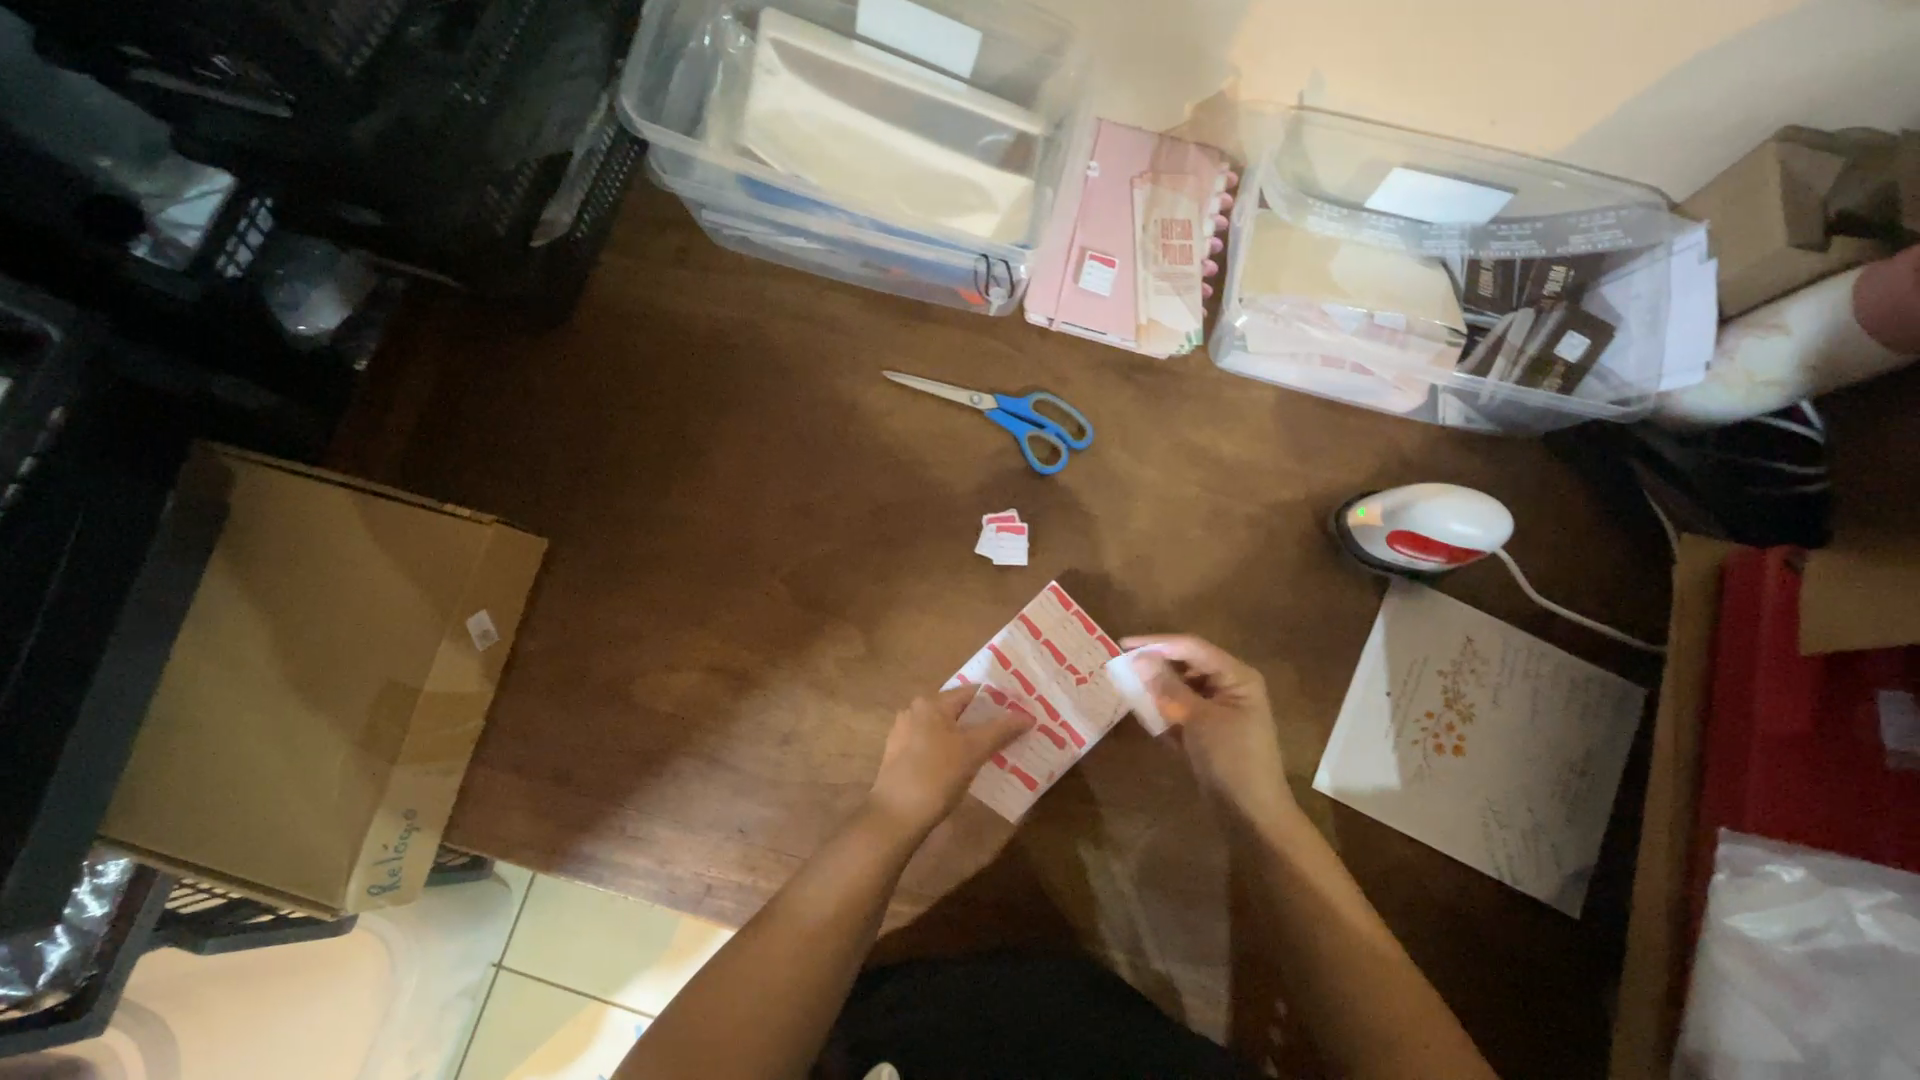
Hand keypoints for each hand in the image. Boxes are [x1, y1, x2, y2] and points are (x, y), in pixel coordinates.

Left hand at [867, 685, 1031, 836]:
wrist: (896, 815)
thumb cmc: (936, 775)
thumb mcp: (973, 750)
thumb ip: (1001, 730)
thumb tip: (1028, 716)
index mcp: (930, 703)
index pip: (971, 693)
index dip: (998, 702)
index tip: (1020, 713)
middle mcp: (914, 711)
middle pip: (958, 711)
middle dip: (985, 722)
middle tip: (1013, 733)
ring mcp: (904, 734)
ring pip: (946, 730)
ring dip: (969, 738)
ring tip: (995, 751)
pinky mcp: (901, 757)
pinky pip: (934, 746)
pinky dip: (953, 751)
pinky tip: (967, 767)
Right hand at [1120, 635, 1294, 825]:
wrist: (1251, 813)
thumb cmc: (1231, 759)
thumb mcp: (1197, 718)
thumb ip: (1168, 686)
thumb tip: (1139, 658)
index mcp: (1236, 677)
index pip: (1192, 647)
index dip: (1157, 643)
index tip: (1122, 645)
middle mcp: (1230, 687)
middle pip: (1187, 665)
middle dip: (1156, 667)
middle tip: (1122, 669)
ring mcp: (1220, 711)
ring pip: (1182, 689)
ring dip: (1158, 690)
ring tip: (1129, 691)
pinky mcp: (1209, 732)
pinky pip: (1182, 711)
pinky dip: (1164, 712)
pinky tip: (1145, 715)